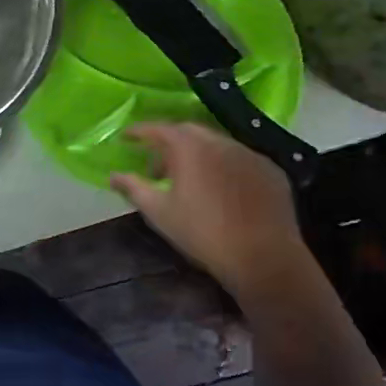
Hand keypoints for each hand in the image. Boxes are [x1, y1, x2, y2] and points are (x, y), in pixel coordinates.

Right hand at [109, 121, 311, 296]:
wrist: (262, 256)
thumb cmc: (201, 232)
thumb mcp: (158, 212)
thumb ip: (133, 188)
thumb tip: (114, 176)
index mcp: (191, 150)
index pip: (160, 129)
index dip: (140, 131)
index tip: (126, 137)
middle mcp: (222, 144)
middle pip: (190, 132)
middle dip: (169, 142)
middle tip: (155, 165)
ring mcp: (251, 156)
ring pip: (216, 144)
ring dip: (196, 153)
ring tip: (186, 180)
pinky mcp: (271, 171)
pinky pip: (239, 159)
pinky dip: (221, 165)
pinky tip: (217, 189)